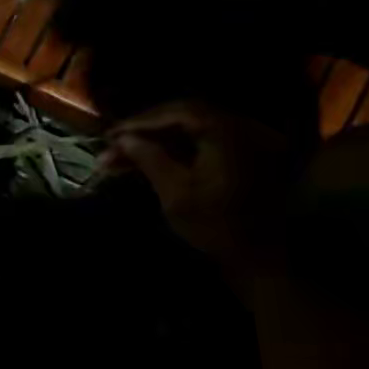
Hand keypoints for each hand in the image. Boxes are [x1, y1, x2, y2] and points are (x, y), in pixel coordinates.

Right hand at [106, 101, 290, 266]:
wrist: (256, 255)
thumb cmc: (214, 226)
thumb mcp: (174, 194)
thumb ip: (149, 159)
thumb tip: (123, 138)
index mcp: (226, 132)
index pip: (178, 112)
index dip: (142, 121)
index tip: (112, 133)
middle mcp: (241, 126)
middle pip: (187, 116)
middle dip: (149, 129)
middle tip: (116, 142)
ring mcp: (247, 139)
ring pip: (195, 128)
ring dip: (160, 139)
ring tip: (127, 154)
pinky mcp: (246, 153)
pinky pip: (207, 140)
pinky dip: (180, 147)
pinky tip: (153, 157)